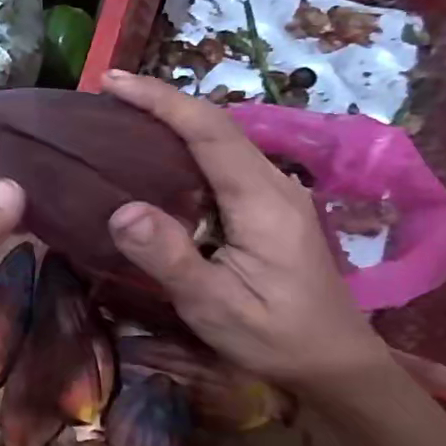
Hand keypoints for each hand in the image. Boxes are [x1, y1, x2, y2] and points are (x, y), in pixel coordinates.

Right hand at [101, 71, 387, 386]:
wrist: (336, 364)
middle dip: (162, 102)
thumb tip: (121, 210)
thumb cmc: (276, 338)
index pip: (209, 131)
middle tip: (109, 96)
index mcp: (261, 200)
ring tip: (125, 117)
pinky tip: (161, 158)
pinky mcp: (271, 207)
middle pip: (216, 125)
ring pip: (222, 140)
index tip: (113, 82)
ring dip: (175, 121)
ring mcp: (276, 193)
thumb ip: (170, 258)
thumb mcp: (215, 307)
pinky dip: (188, 146)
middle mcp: (273, 183)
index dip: (161, 100)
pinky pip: (225, 161)